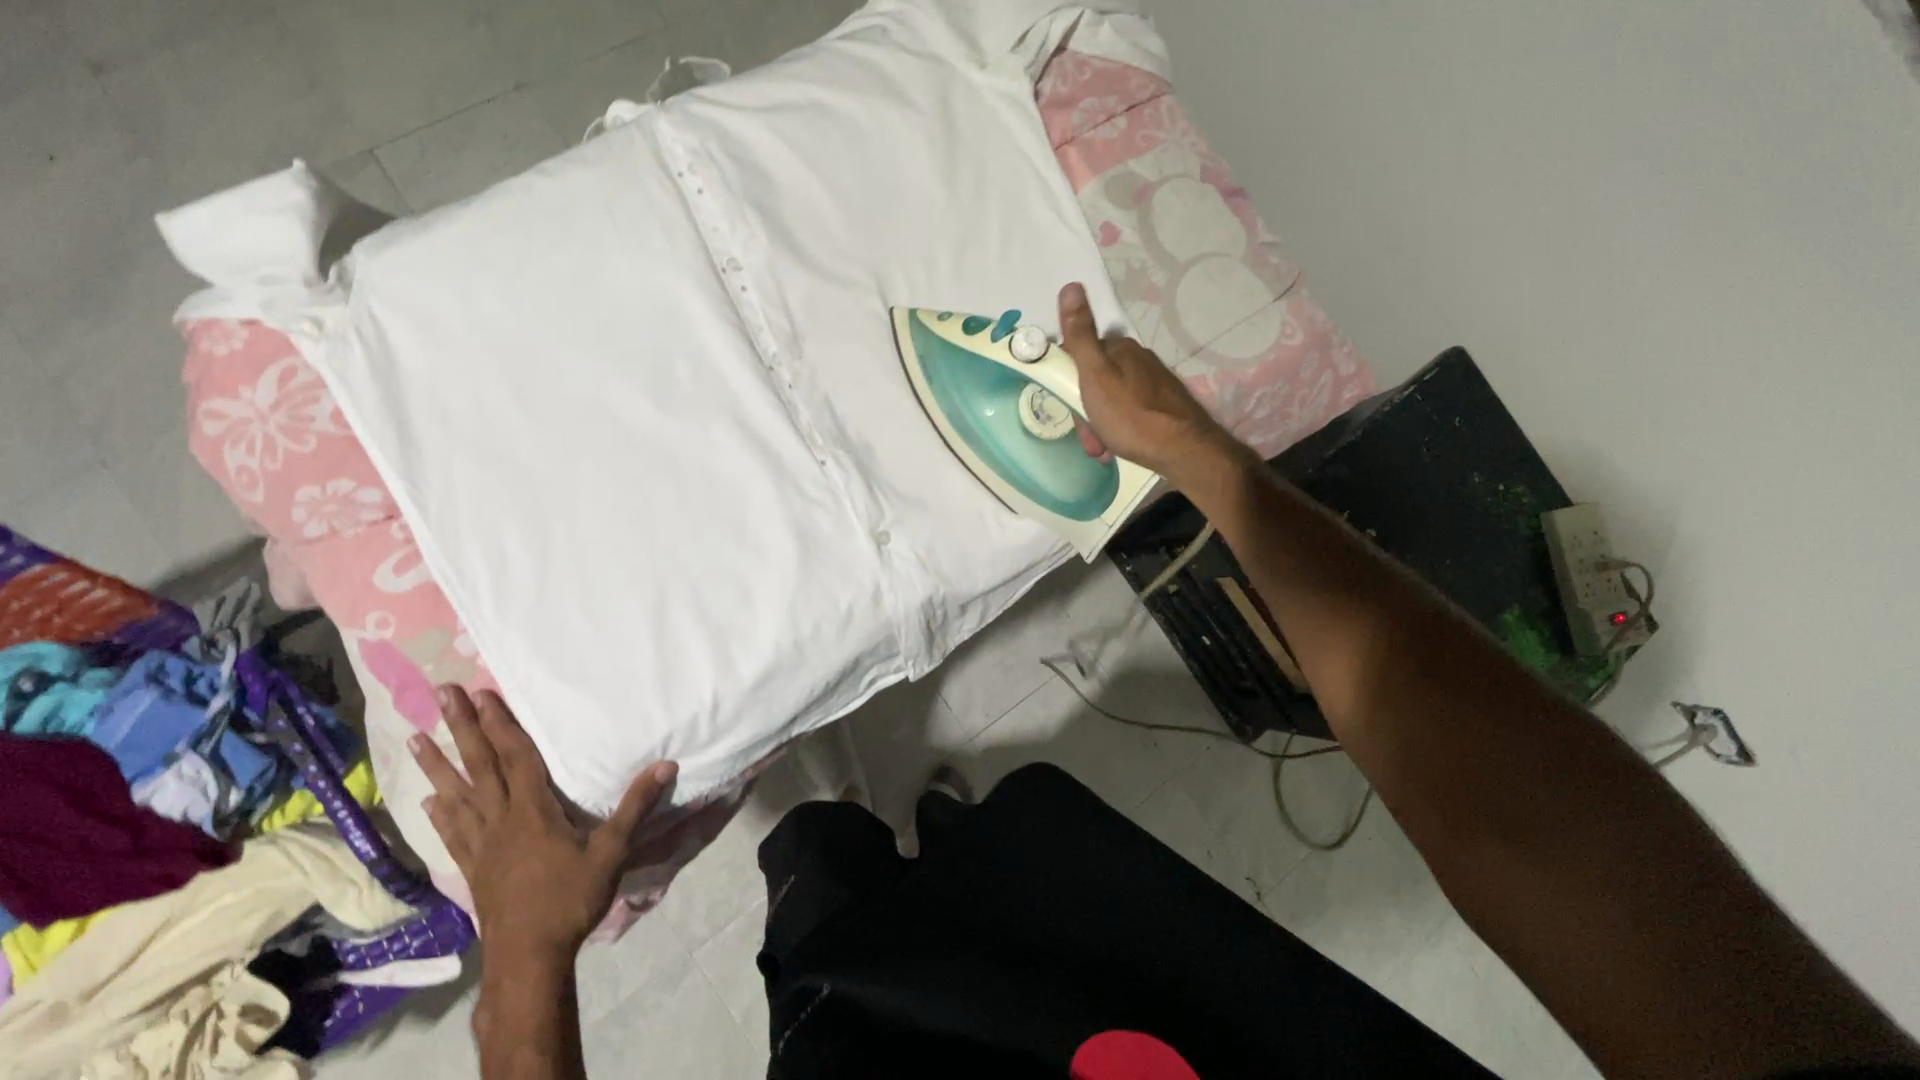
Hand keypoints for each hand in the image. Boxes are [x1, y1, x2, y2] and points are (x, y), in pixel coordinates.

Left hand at [412, 686, 676, 960]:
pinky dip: (440, 812)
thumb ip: (635, 806)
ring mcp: (481, 844)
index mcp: (533, 811)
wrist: (529, 955)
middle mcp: (501, 819)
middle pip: (479, 765)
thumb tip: (665, 765)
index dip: (502, 723)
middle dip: (463, 728)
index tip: (482, 694)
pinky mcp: (473, 867)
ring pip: (456, 794)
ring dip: (437, 764)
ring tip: (416, 737)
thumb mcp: (612, 852)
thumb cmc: (571, 899)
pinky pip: (453, 831)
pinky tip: (428, 801)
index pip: (516, 756)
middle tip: (443, 694)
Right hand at [1056, 282, 1253, 488]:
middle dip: (1086, 412)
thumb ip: (1080, 334)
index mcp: (1119, 349)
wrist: (1183, 450)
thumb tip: (1071, 285)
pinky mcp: (1164, 404)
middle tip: (1090, 440)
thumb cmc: (1132, 415)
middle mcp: (1138, 359)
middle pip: (1095, 381)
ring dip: (1101, 426)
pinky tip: (1120, 447)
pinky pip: (1129, 413)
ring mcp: (1153, 382)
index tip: (1070, 408)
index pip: (1079, 356)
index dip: (1067, 383)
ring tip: (1104, 450)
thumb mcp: (1095, 375)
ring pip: (1111, 401)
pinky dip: (1119, 430)